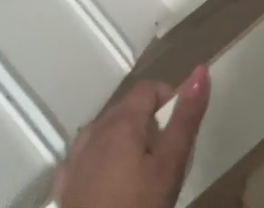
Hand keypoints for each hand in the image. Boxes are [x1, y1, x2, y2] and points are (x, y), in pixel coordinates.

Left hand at [53, 67, 209, 207]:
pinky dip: (100, 158)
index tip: (178, 131)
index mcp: (120, 122)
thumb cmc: (140, 206)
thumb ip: (186, 116)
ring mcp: (72, 159)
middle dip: (148, 120)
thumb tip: (200, 69)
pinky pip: (84, 155)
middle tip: (165, 155)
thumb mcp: (171, 163)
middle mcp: (92, 132)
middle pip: (126, 108)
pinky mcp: (63, 185)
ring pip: (104, 130)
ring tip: (140, 171)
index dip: (168, 100)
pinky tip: (109, 182)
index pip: (148, 88)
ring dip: (124, 138)